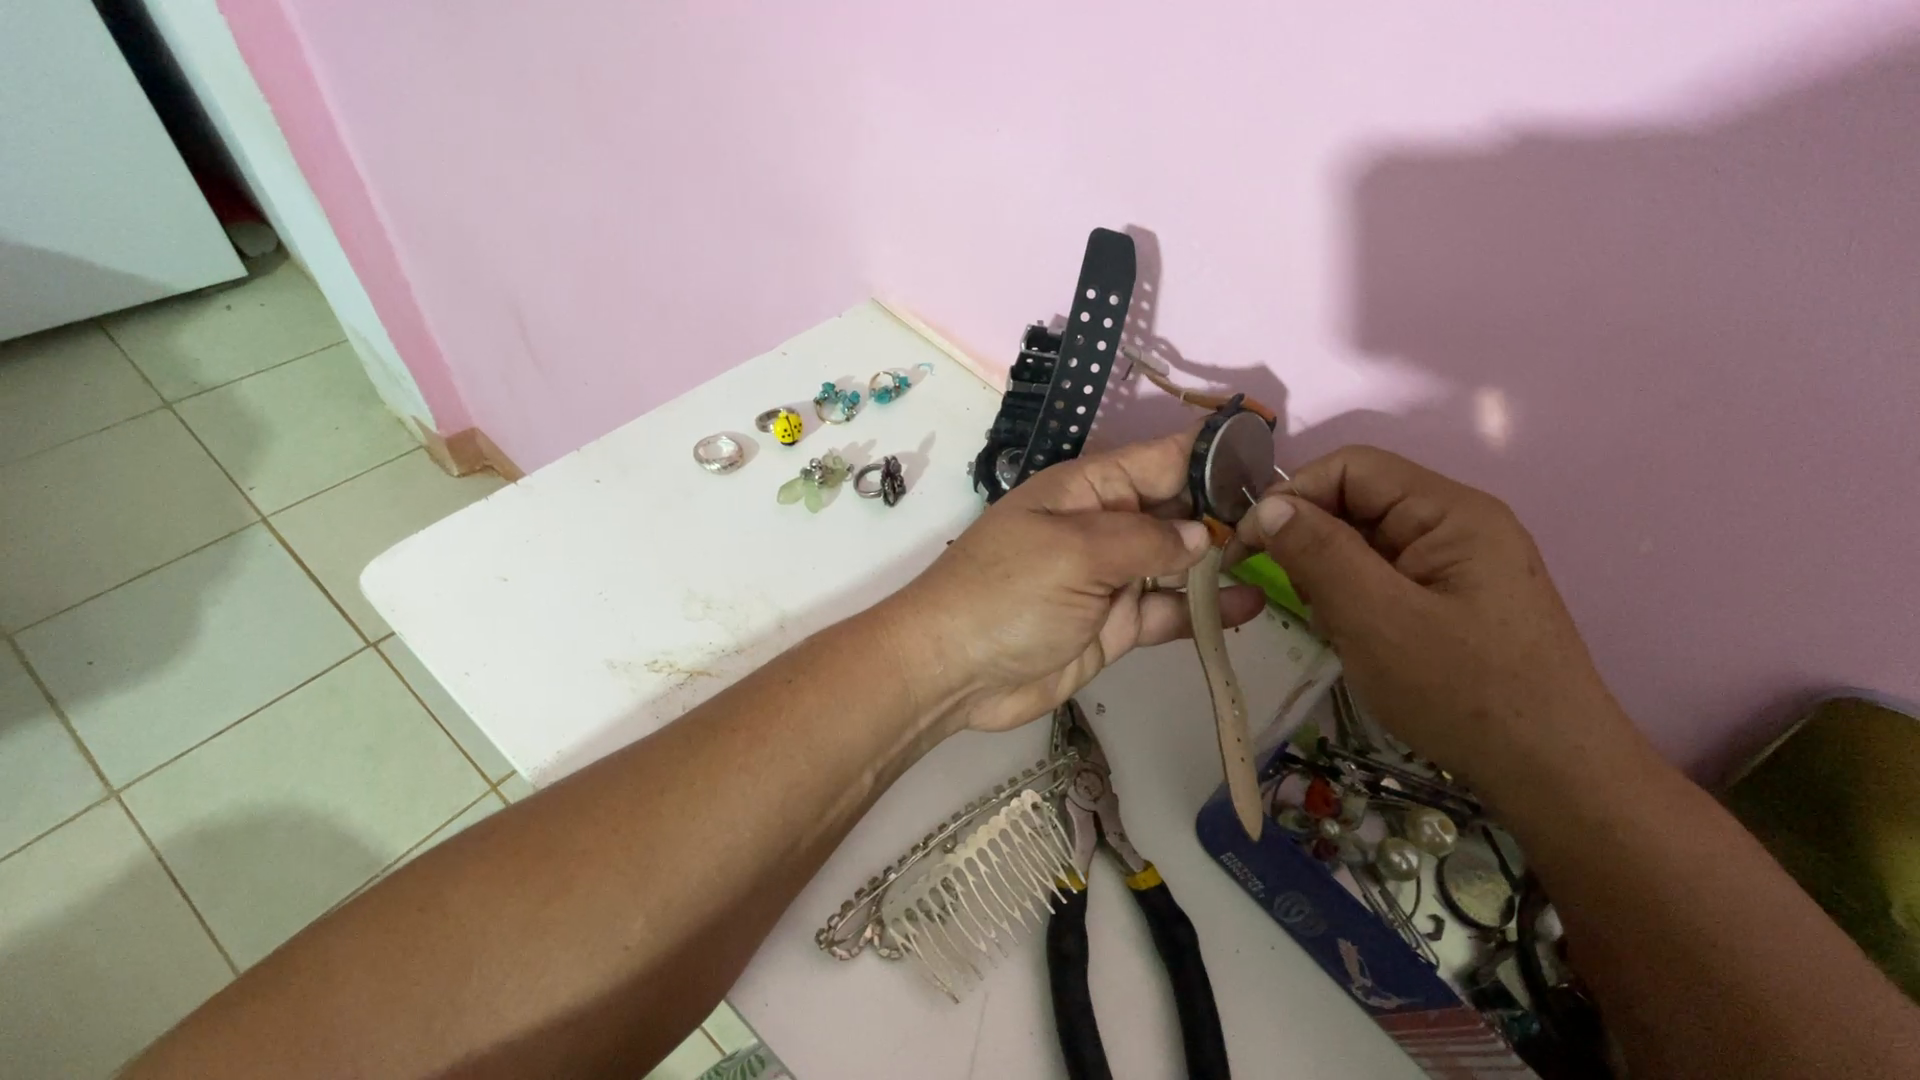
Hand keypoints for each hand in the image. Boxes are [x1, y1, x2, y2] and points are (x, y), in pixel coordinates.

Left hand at [885, 431, 1263, 733]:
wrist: (953, 671)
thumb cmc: (1007, 594)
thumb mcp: (1075, 551)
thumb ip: (1144, 540)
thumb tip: (1201, 538)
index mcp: (1087, 489)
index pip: (1160, 459)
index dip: (1210, 457)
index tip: (1268, 463)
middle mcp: (1103, 526)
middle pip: (1176, 511)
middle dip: (1226, 514)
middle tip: (1290, 525)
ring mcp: (1110, 578)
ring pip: (1178, 563)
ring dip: (1222, 563)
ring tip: (1280, 561)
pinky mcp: (1115, 626)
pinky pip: (1168, 610)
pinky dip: (1204, 610)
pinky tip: (1248, 606)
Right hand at [1233, 445, 1639, 806]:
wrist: (1553, 774)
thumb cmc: (1463, 693)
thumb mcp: (1376, 619)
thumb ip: (1318, 553)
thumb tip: (1268, 507)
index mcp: (1450, 512)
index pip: (1351, 467)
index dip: (1292, 495)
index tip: (1249, 546)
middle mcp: (1457, 525)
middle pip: (1357, 503)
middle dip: (1313, 544)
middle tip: (1300, 600)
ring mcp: (1458, 564)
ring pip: (1364, 544)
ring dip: (1332, 579)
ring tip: (1338, 630)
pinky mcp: (1454, 600)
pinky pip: (1384, 579)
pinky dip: (1356, 602)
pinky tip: (1360, 642)